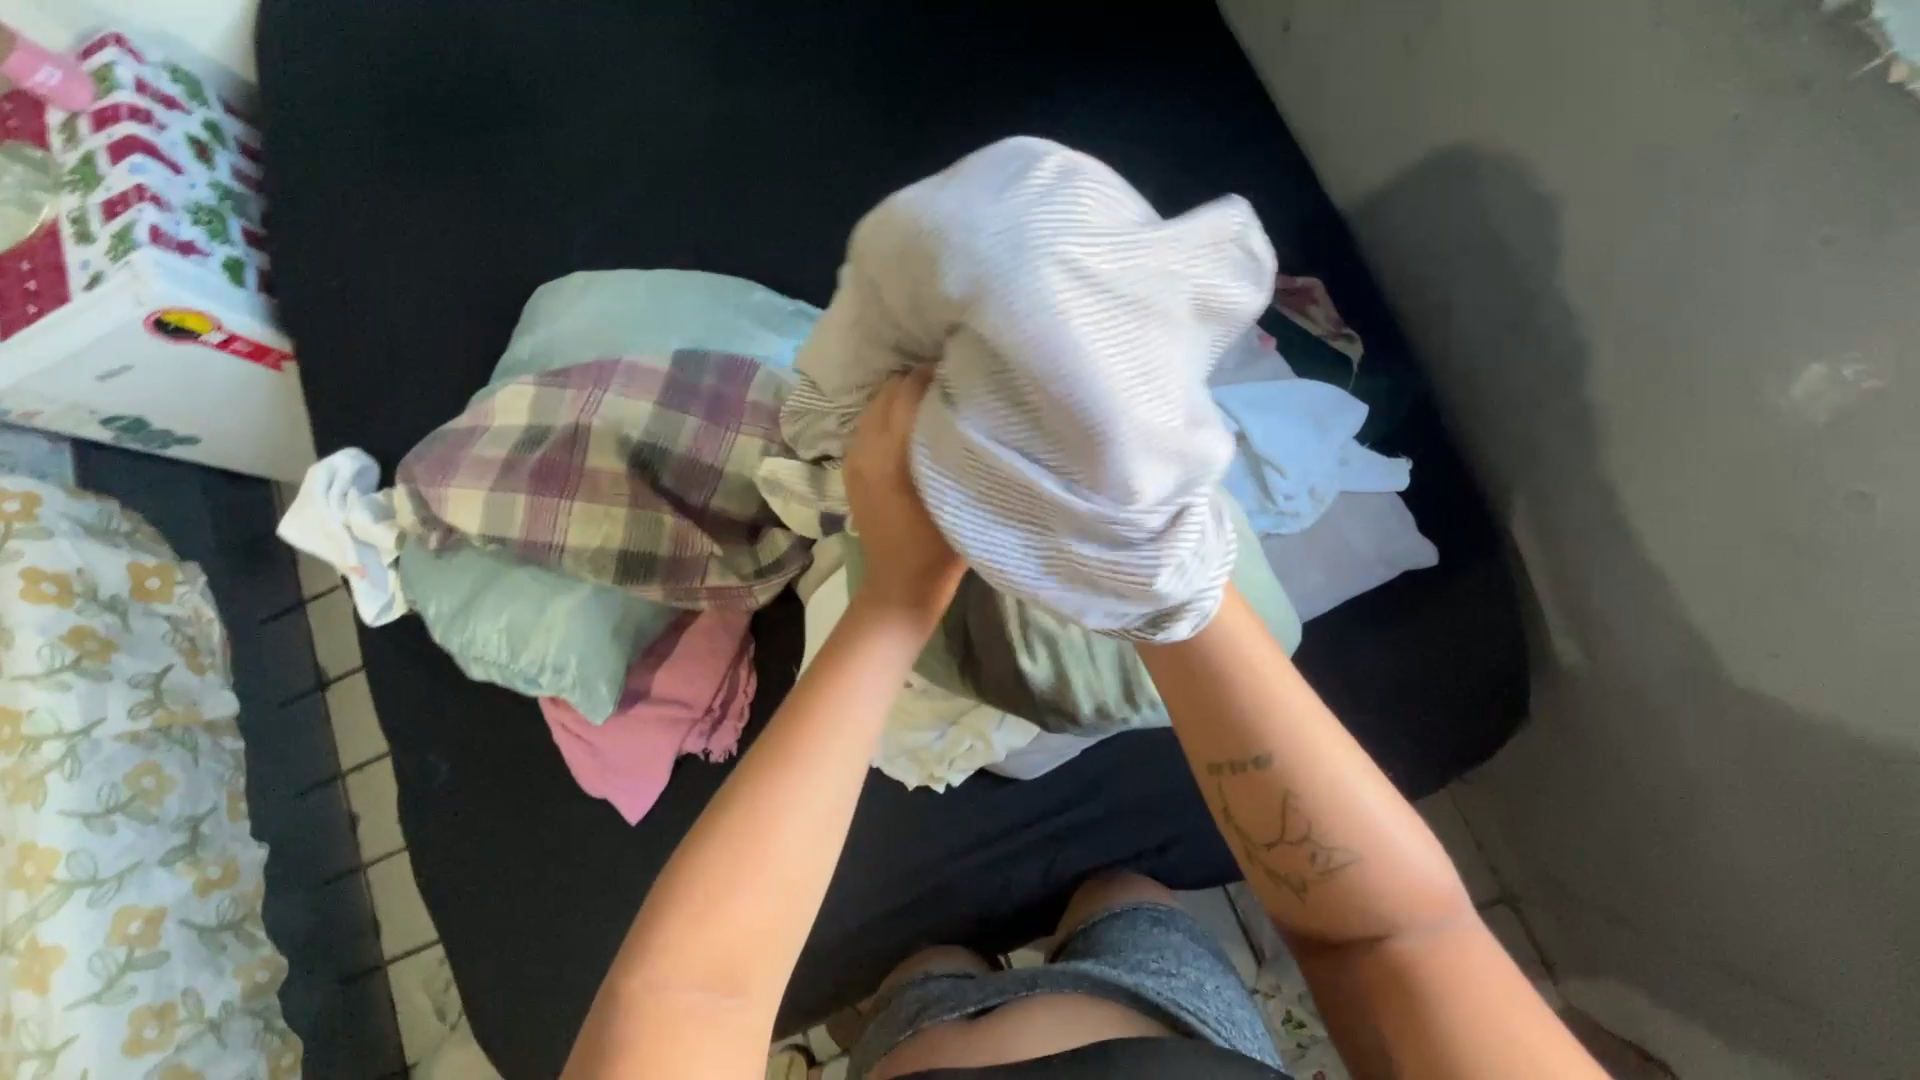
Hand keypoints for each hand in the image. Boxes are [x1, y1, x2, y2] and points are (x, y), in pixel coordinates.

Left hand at [845, 366, 964, 618]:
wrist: (898, 588)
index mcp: (889, 454)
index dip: (936, 374)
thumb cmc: (938, 549)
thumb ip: (957, 447)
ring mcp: (852, 457)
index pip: (908, 391)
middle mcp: (863, 448)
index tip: (964, 369)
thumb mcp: (956, 494)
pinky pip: (870, 423)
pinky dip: (891, 414)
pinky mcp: (851, 467)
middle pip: (888, 390)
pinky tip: (916, 424)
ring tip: (937, 400)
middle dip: (919, 380)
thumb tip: (966, 405)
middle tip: (953, 383)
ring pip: (876, 404)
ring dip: (903, 396)